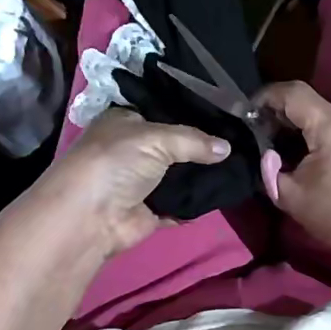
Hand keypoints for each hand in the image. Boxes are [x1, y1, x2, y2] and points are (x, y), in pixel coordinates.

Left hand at [45, 109, 229, 256]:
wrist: (92, 216)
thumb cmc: (116, 163)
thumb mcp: (156, 139)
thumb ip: (194, 141)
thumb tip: (228, 147)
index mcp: (125, 122)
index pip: (163, 113)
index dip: (191, 114)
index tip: (224, 118)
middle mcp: (133, 149)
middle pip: (175, 146)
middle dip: (202, 147)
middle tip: (238, 143)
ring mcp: (143, 181)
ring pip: (181, 175)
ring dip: (203, 175)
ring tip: (239, 166)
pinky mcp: (153, 210)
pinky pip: (182, 203)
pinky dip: (198, 202)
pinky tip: (224, 193)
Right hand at [257, 82, 330, 259]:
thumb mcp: (288, 194)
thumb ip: (269, 166)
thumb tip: (261, 148)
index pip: (293, 93)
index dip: (265, 97)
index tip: (246, 114)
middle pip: (305, 98)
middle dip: (275, 110)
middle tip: (255, 130)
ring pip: (315, 109)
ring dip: (290, 120)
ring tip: (270, 140)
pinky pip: (326, 122)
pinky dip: (305, 129)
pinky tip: (291, 147)